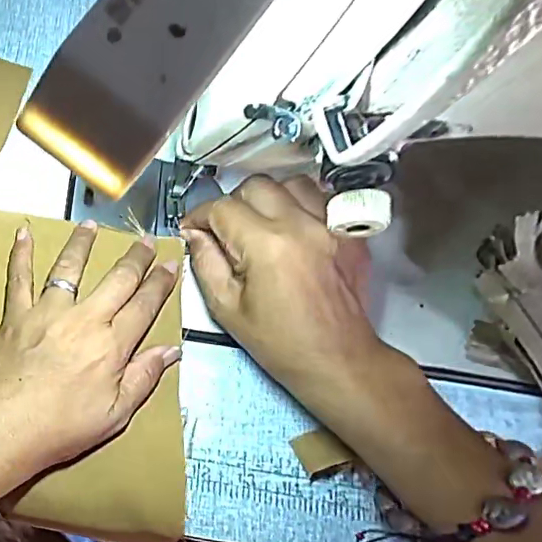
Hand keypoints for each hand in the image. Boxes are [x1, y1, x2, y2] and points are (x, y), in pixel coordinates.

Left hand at [0, 220, 181, 482]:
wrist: (5, 426)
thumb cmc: (61, 427)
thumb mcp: (115, 414)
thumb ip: (143, 378)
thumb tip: (170, 350)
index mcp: (112, 345)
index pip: (144, 305)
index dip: (161, 283)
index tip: (171, 265)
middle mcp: (83, 320)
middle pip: (116, 280)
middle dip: (134, 258)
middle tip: (145, 240)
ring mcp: (46, 313)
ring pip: (69, 268)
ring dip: (82, 244)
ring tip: (91, 226)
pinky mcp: (15, 316)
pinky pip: (19, 278)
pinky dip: (21, 254)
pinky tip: (23, 233)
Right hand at [180, 175, 396, 415]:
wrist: (337, 358)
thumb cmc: (278, 341)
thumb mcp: (225, 306)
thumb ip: (205, 262)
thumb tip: (194, 234)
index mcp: (266, 245)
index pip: (222, 208)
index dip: (198, 216)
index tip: (191, 230)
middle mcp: (301, 225)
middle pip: (255, 186)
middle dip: (231, 204)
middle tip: (223, 230)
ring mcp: (331, 225)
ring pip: (292, 183)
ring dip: (268, 198)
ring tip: (258, 223)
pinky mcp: (350, 232)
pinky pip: (322, 198)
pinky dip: (300, 203)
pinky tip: (289, 226)